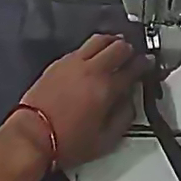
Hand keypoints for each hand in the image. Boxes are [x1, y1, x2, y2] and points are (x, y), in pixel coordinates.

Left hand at [13, 34, 147, 168]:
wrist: (33, 135)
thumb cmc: (66, 140)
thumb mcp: (105, 140)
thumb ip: (124, 117)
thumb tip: (129, 103)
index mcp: (106, 88)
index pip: (132, 68)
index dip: (144, 64)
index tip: (147, 64)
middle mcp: (90, 70)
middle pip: (117, 46)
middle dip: (129, 49)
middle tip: (133, 54)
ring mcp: (72, 63)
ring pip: (98, 40)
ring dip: (111, 42)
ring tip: (116, 47)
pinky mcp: (57, 63)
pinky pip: (80, 48)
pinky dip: (91, 48)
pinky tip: (92, 57)